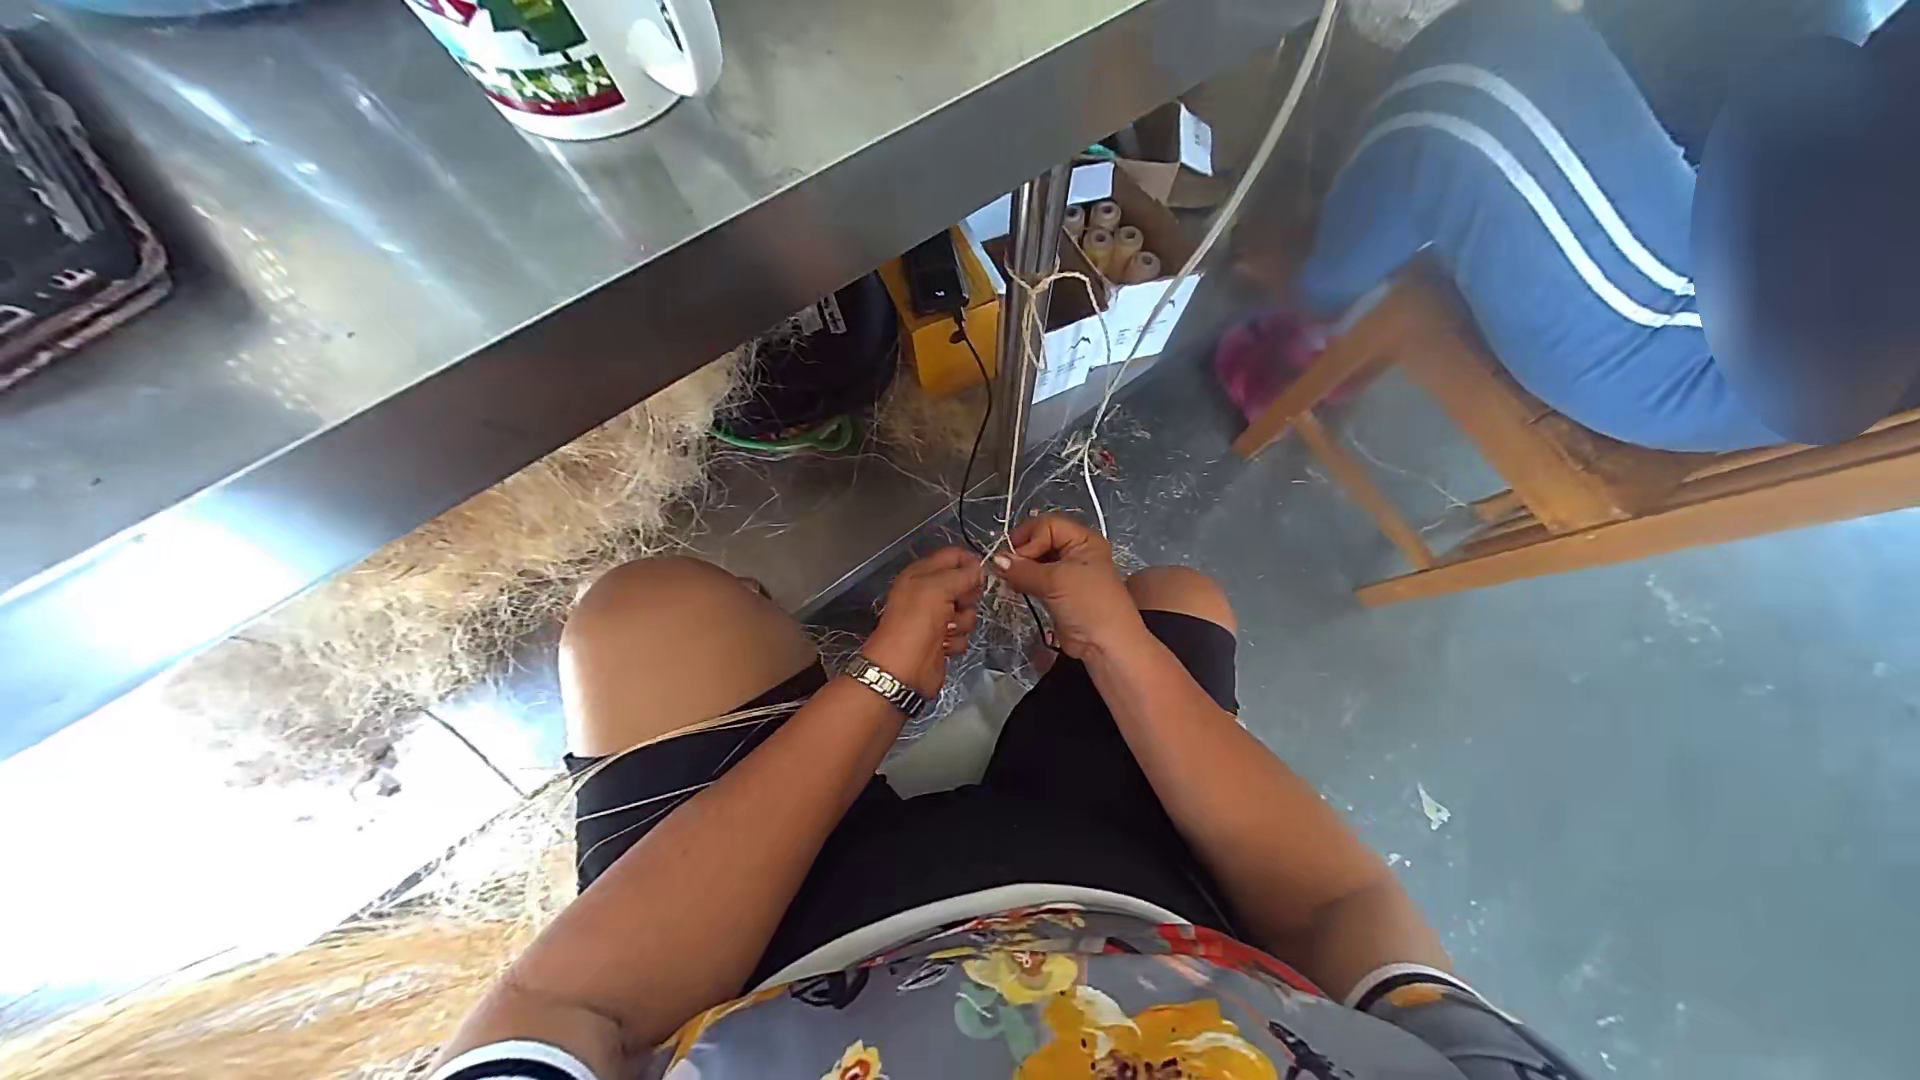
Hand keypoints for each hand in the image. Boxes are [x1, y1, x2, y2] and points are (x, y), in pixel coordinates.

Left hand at [860, 547, 983, 697]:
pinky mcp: (943, 639)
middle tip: (958, 604)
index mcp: (921, 574)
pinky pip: (963, 634)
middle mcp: (929, 593)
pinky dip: (955, 640)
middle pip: (964, 585)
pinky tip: (943, 645)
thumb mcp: (936, 588)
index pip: (952, 557)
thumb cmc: (915, 623)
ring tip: (946, 630)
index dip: (969, 562)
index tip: (982, 574)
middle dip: (967, 596)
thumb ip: (961, 574)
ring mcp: (936, 618)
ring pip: (967, 612)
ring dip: (961, 622)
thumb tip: (979, 567)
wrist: (902, 670)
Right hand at [989, 513, 1145, 660]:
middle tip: (1005, 567)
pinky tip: (1014, 585)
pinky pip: (1036, 578)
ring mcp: (1067, 572)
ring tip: (1008, 578)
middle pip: (1041, 541)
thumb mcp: (1056, 581)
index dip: (1029, 538)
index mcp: (1084, 540)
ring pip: (1037, 560)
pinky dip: (1024, 580)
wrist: (1106, 645)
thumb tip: (995, 559)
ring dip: (1021, 567)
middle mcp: (1076, 552)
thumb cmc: (1088, 604)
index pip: (1047, 526)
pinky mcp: (1058, 591)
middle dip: (1022, 552)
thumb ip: (1023, 569)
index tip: (1014, 558)